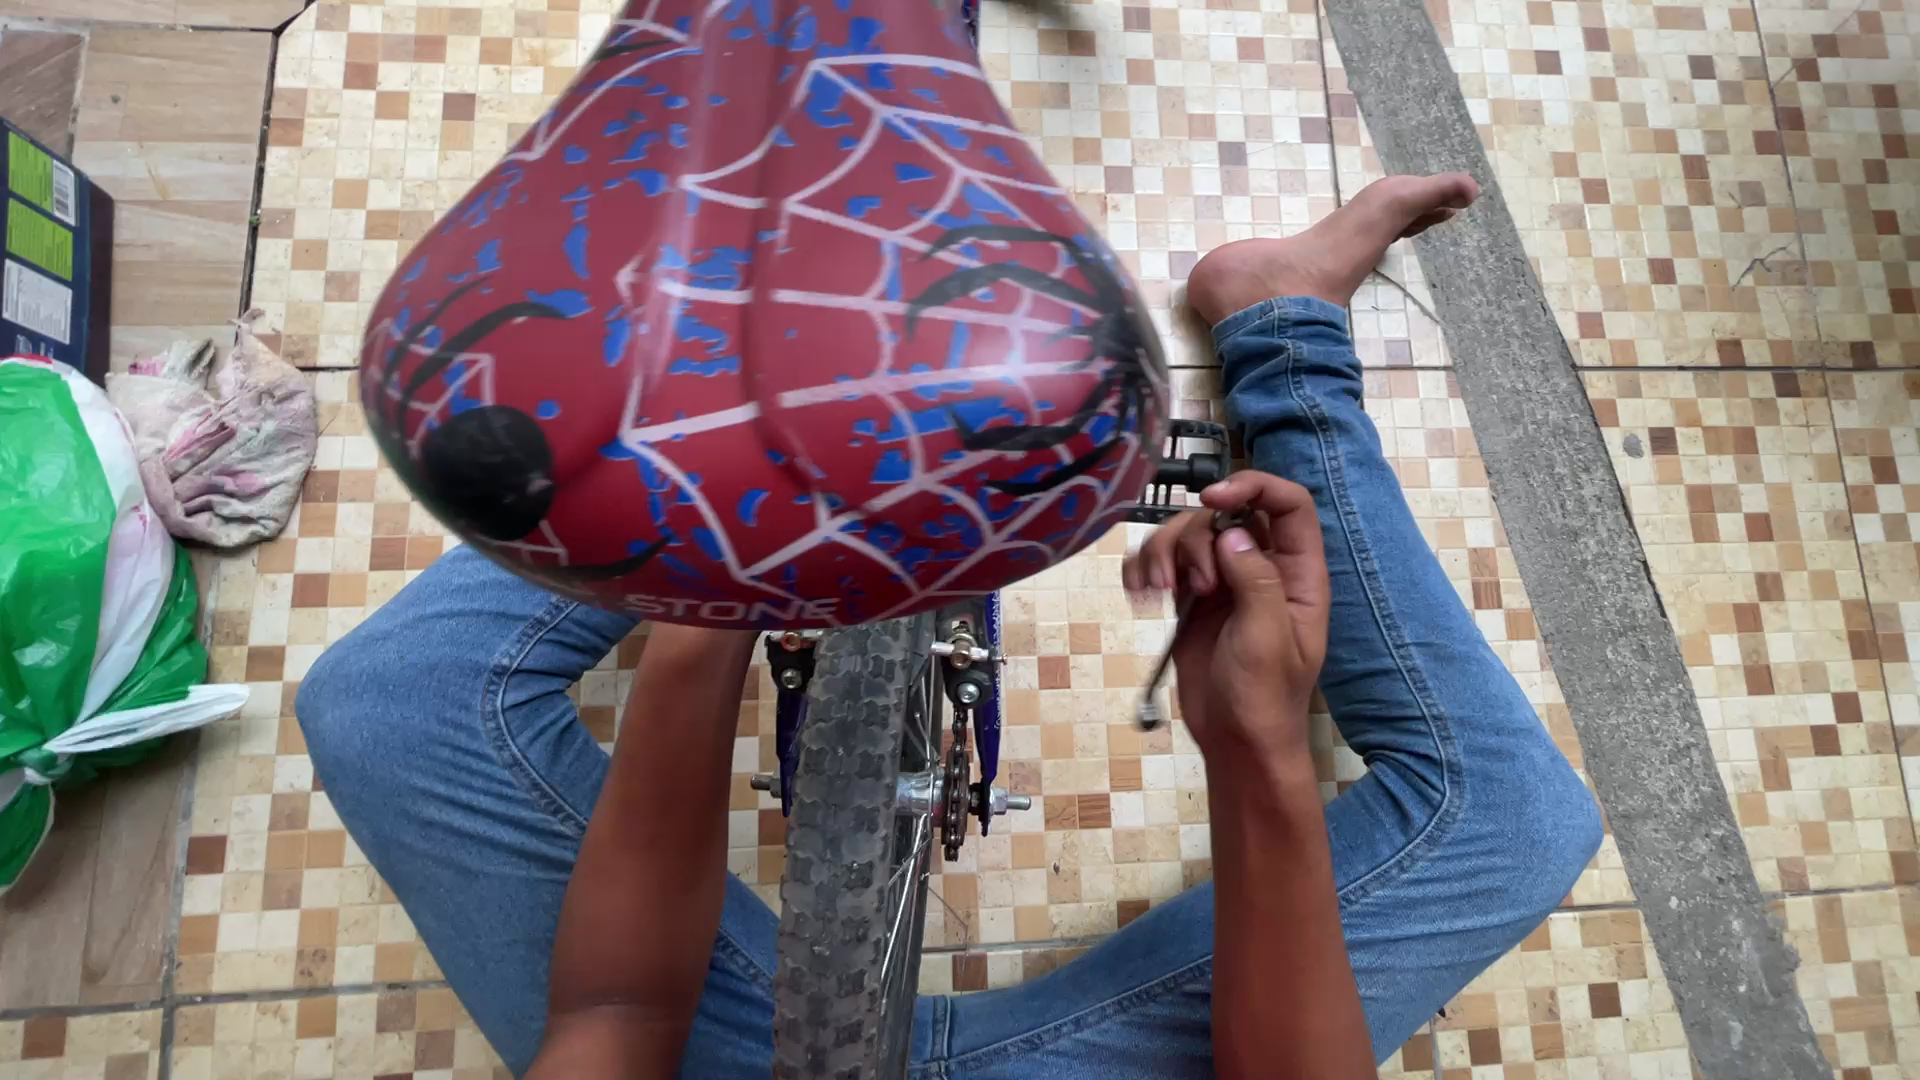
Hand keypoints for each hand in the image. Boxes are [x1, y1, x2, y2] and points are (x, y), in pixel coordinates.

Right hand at [1122, 472, 1329, 761]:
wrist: (1234, 740)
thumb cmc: (1264, 697)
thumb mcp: (1267, 639)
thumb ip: (1255, 580)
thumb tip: (1231, 532)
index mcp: (1297, 574)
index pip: (1288, 504)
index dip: (1253, 486)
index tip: (1211, 501)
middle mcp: (1260, 568)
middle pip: (1223, 516)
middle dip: (1195, 540)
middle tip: (1194, 587)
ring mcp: (1222, 581)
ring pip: (1186, 536)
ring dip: (1162, 554)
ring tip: (1157, 593)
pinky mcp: (1189, 598)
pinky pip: (1162, 563)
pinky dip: (1144, 569)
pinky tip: (1140, 594)